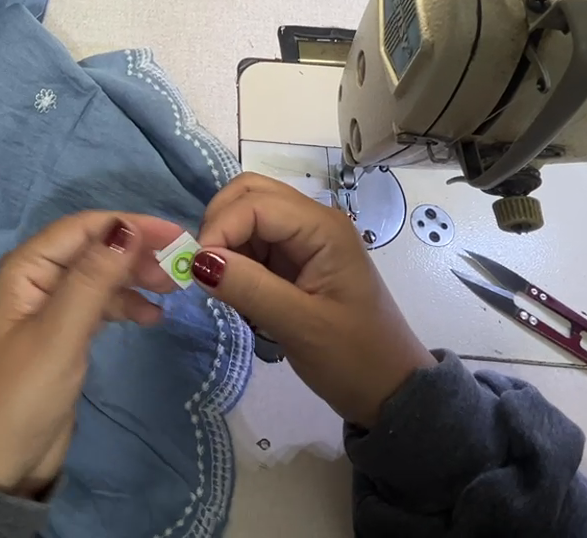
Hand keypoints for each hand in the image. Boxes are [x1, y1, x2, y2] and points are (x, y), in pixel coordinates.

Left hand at [0, 211, 182, 497]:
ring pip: (102, 276)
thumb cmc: (20, 394)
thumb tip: (127, 226)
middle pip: (96, 248)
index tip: (175, 235)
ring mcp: (52, 307)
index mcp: (28, 266)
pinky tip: (153, 316)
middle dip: (138, 251)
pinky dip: (127, 305)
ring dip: (136, 277)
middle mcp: (39, 278)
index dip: (131, 225)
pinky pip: (101, 304)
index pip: (85, 228)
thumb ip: (93, 279)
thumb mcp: (59, 333)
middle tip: (182, 264)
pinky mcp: (65, 335)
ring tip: (174, 289)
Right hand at [192, 172, 433, 426]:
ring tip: (218, 280)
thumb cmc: (355, 359)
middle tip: (201, 266)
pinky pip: (254, 239)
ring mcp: (305, 238)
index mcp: (323, 228)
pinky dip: (234, 254)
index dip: (220, 227)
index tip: (196, 269)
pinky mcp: (295, 257)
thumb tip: (195, 259)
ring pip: (248, 213)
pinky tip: (233, 285)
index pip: (255, 203)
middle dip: (218, 222)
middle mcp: (313, 220)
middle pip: (250, 193)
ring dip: (225, 239)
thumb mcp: (300, 326)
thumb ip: (248, 287)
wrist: (390, 393)